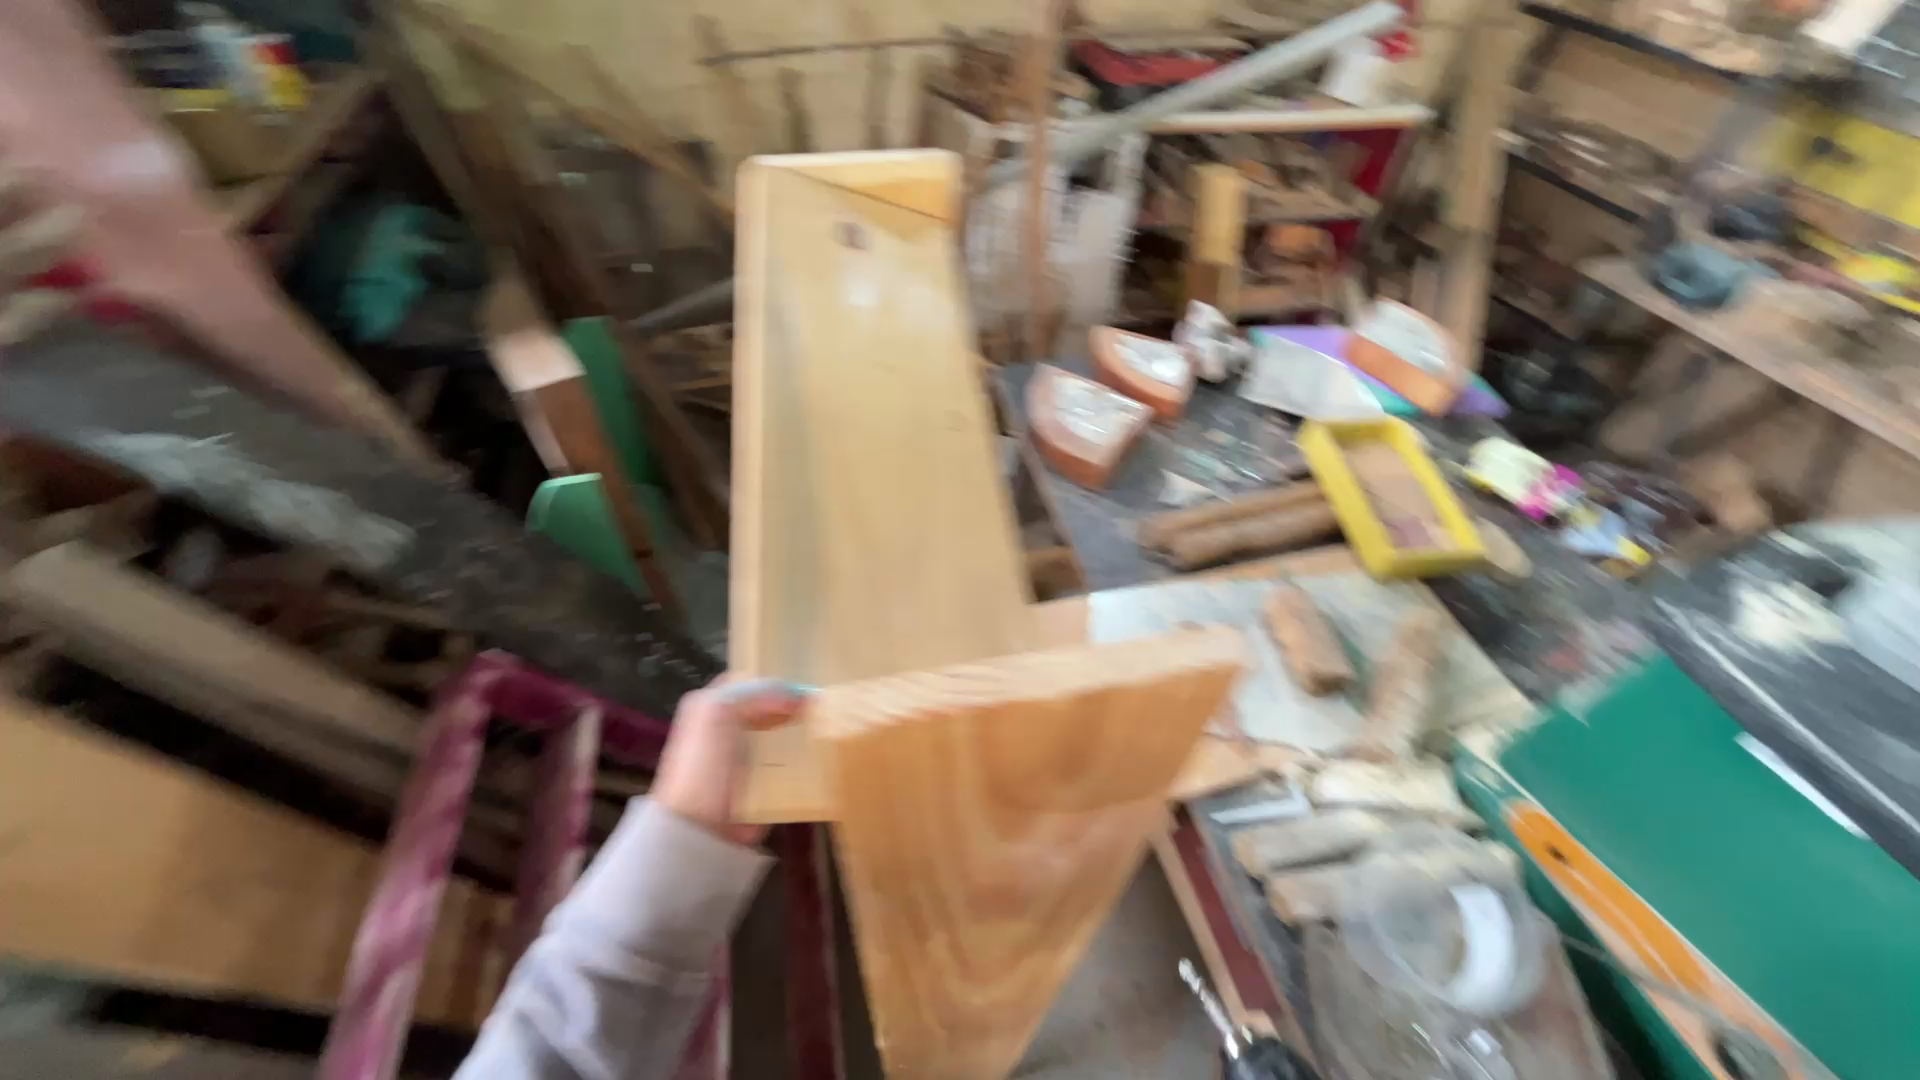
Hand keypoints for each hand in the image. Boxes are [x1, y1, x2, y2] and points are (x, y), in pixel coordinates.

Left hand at [651, 675, 808, 845]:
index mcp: (713, 704)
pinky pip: (788, 763)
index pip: (750, 680)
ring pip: (782, 733)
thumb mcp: (720, 711)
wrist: (698, 826)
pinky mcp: (762, 782)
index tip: (805, 683)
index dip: (775, 679)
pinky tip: (820, 755)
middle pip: (770, 706)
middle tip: (823, 705)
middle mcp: (729, 726)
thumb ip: (757, 693)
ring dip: (801, 732)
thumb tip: (800, 696)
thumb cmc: (704, 763)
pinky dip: (803, 759)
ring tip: (827, 728)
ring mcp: (747, 755)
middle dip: (794, 706)